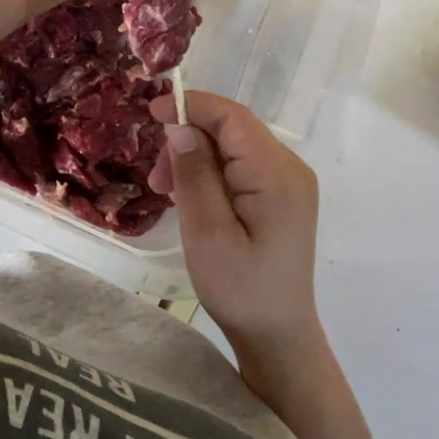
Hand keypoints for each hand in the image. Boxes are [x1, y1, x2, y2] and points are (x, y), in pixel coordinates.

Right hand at [149, 92, 320, 355]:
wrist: (275, 333)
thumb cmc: (239, 287)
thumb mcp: (207, 232)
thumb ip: (195, 174)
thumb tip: (181, 126)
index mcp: (276, 175)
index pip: (232, 117)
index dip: (190, 105)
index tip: (149, 113)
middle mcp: (289, 169)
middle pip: (232, 128)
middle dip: (187, 136)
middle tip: (155, 176)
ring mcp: (286, 182)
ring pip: (232, 145)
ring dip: (193, 155)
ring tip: (165, 190)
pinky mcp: (278, 196)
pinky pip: (238, 164)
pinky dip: (207, 170)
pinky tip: (188, 196)